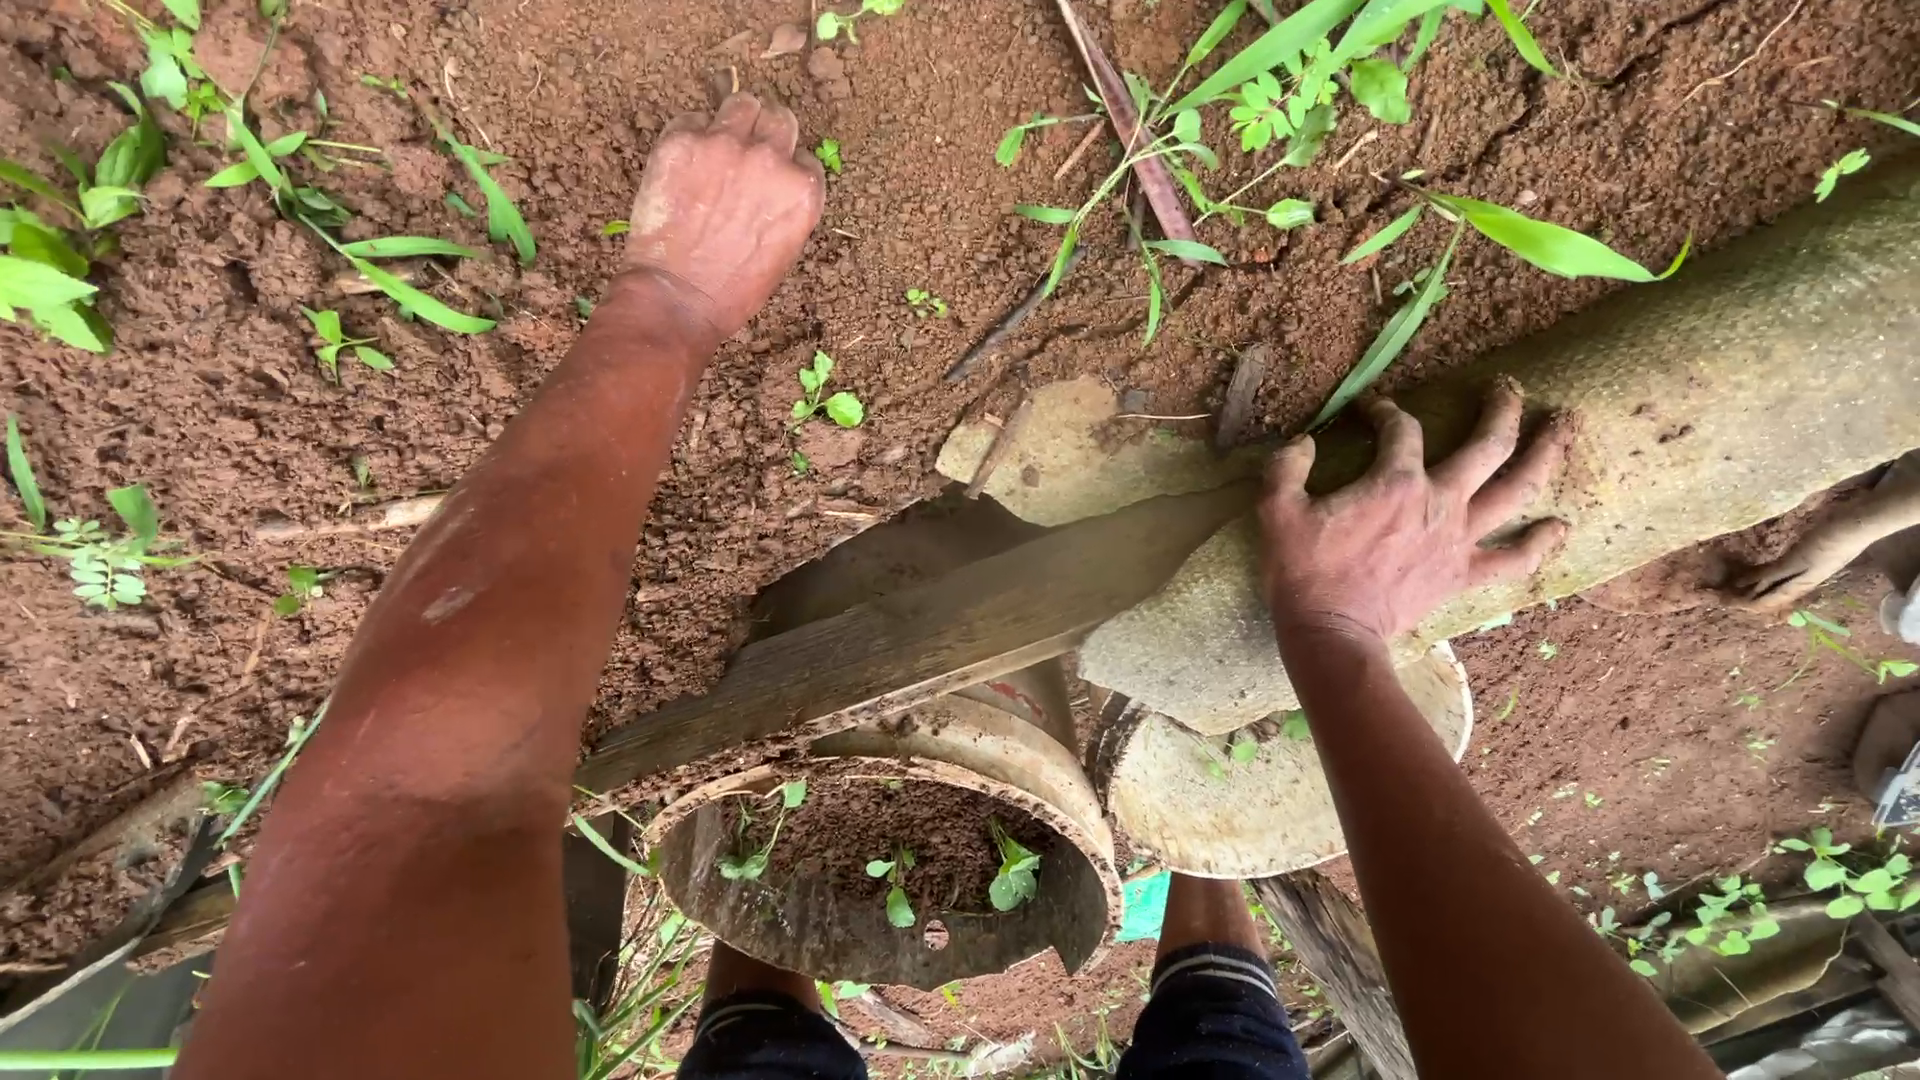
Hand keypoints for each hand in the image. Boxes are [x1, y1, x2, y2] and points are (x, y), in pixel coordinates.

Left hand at [622, 93, 824, 345]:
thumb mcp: (782, 253)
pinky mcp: (682, 139)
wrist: (680, 297)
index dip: (788, 170)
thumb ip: (785, 208)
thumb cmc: (733, 290)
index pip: (805, 158)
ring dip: (734, 122)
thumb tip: (775, 184)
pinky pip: (694, 119)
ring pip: (741, 105)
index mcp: (802, 193)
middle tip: (748, 156)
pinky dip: (693, 137)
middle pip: (778, 118)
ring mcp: (725, 144)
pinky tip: (687, 168)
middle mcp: (771, 160)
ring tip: (719, 150)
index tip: (772, 183)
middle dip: (766, 135)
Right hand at [1258, 384, 1571, 644]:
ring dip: (1545, 454)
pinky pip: (1514, 559)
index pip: (1401, 429)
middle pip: (1489, 446)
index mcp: (1395, 482)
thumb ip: (1287, 466)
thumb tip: (1305, 441)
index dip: (1384, 410)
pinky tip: (1559, 526)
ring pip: (1518, 490)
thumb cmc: (1301, 570)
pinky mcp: (1462, 575)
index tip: (1368, 408)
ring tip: (1562, 427)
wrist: (1330, 631)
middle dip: (1501, 410)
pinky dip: (1540, 542)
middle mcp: (1439, 502)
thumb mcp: (1275, 510)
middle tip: (1508, 388)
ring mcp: (1458, 540)